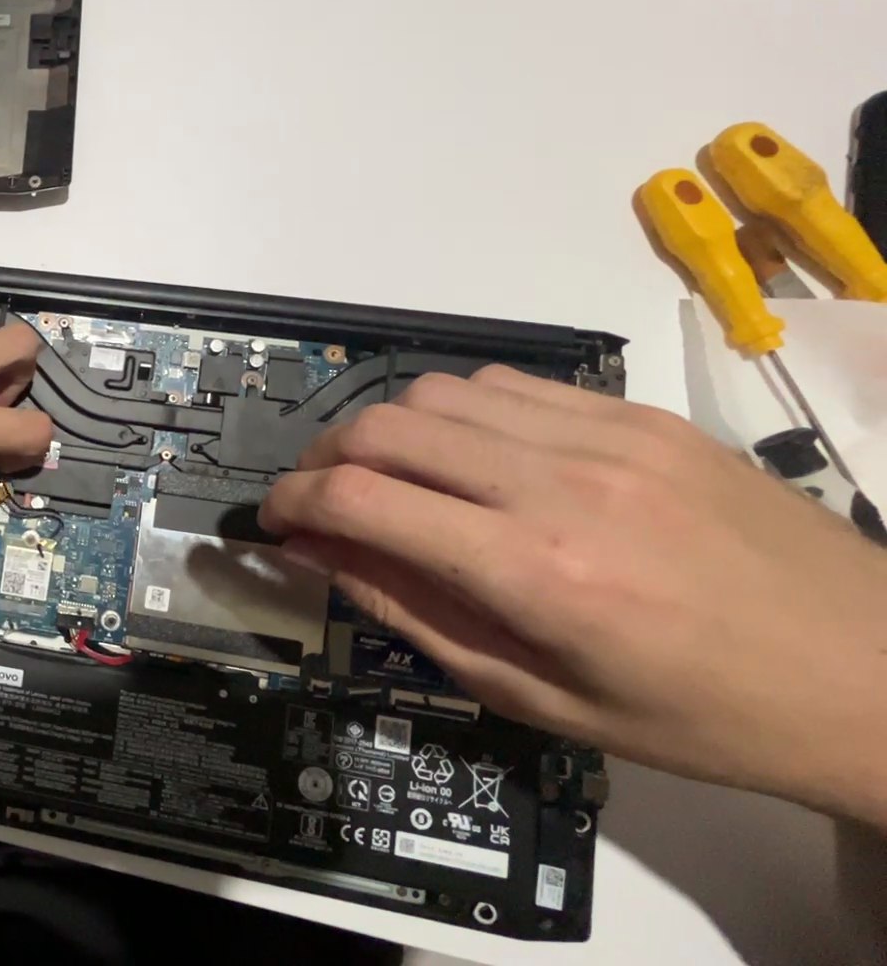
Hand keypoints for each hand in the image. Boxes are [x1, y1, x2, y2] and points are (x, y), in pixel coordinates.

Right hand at [259, 365, 886, 823]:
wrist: (880, 676)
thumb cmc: (692, 714)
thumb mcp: (526, 691)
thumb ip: (403, 608)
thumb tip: (314, 550)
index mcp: (531, 571)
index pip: (359, 499)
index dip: (290, 501)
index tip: (273, 520)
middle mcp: (558, 484)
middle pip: (383, 428)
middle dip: (320, 459)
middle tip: (315, 498)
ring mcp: (604, 436)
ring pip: (434, 393)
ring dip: (381, 431)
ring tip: (383, 474)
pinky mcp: (637, 415)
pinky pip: (503, 385)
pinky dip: (450, 412)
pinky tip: (460, 453)